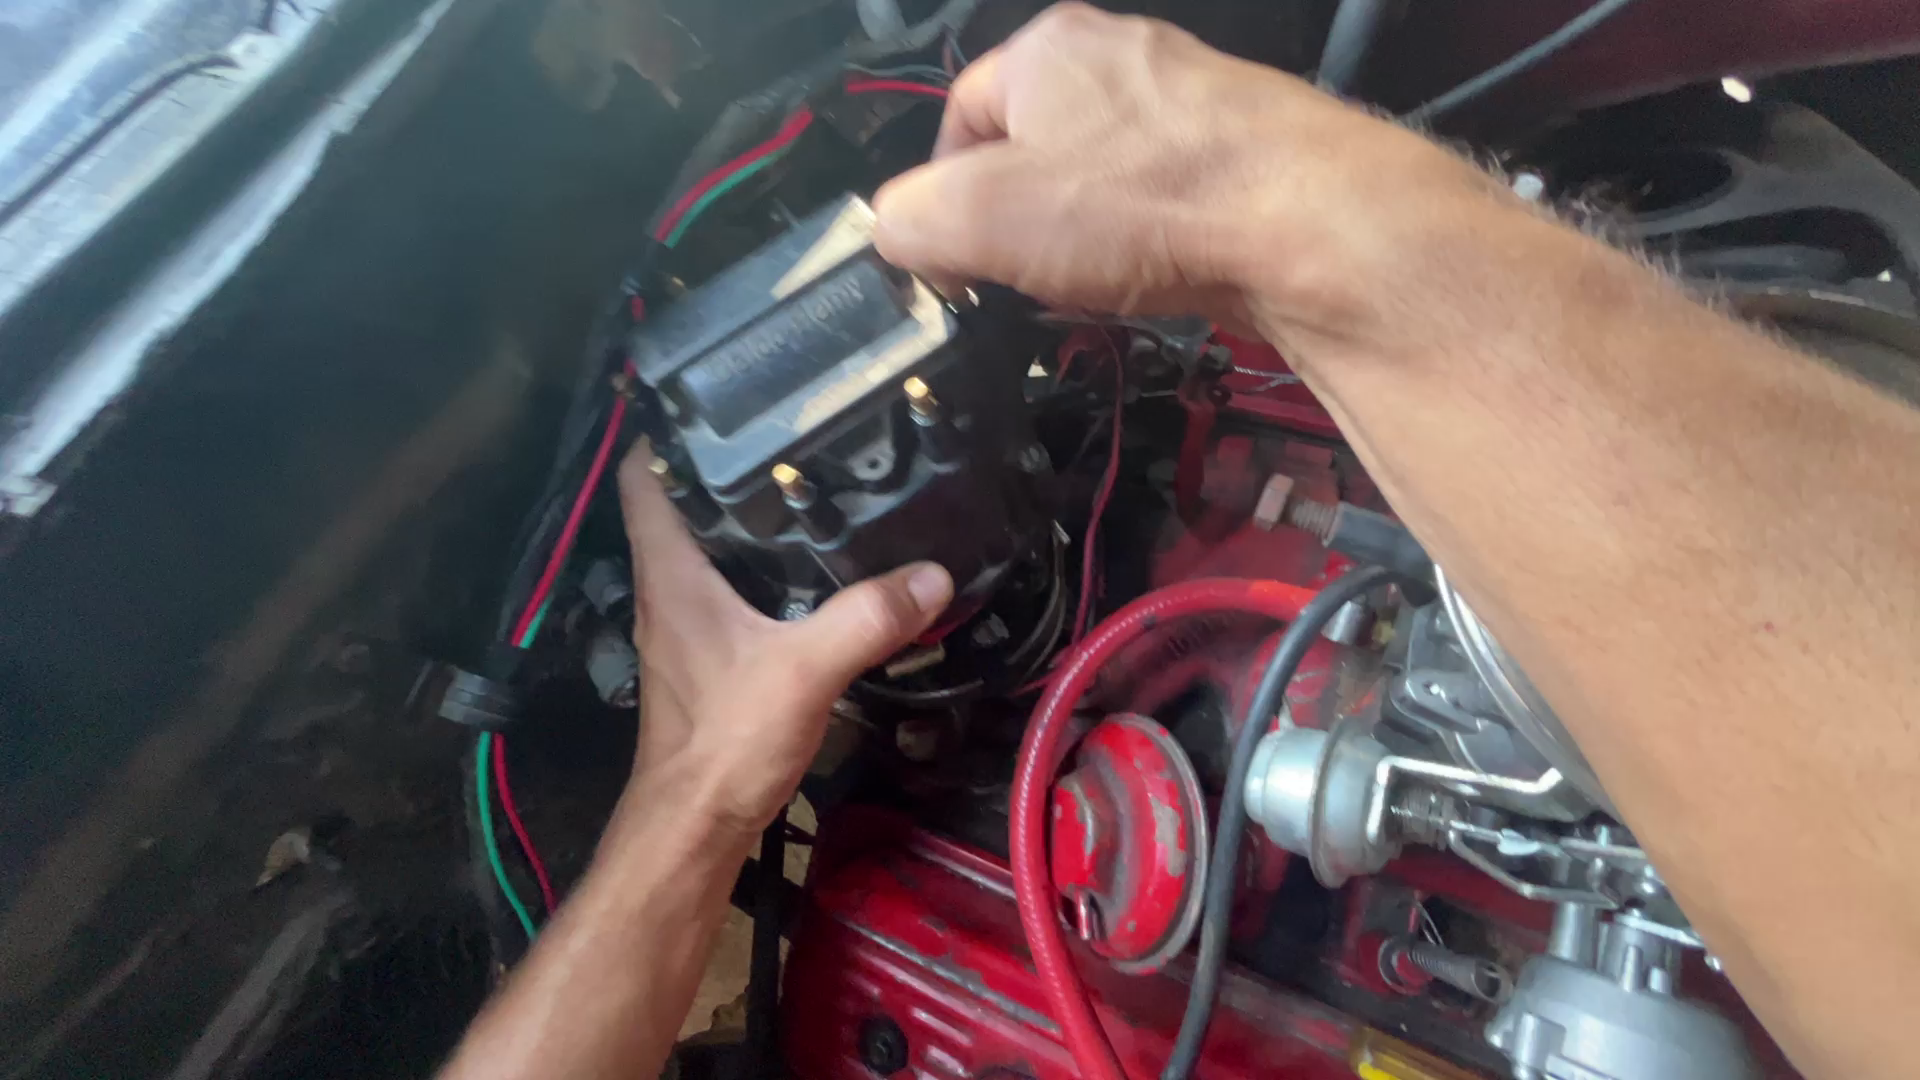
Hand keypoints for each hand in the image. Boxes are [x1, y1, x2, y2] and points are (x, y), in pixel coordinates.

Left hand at [614, 443, 953, 835]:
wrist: (698, 825)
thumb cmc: (728, 740)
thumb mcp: (805, 670)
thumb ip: (867, 618)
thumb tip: (934, 575)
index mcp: (672, 575)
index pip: (645, 481)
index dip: (668, 435)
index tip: (719, 405)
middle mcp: (670, 590)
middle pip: (683, 506)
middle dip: (726, 468)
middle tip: (787, 436)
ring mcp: (689, 624)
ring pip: (710, 549)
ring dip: (747, 519)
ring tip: (808, 486)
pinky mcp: (713, 653)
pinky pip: (735, 588)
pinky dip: (765, 567)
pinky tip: (814, 566)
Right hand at [873, 3, 1512, 355]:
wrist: (1297, 227)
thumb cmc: (1130, 207)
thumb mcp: (981, 218)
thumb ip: (912, 222)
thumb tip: (895, 236)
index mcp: (1046, 53)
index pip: (958, 119)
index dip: (939, 197)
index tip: (951, 264)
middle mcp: (1117, 62)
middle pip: (1027, 153)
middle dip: (1009, 225)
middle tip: (1012, 283)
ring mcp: (1182, 106)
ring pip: (1090, 184)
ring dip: (1069, 242)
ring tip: (1077, 289)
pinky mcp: (1229, 159)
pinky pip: (1148, 204)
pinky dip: (1128, 246)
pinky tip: (1136, 281)